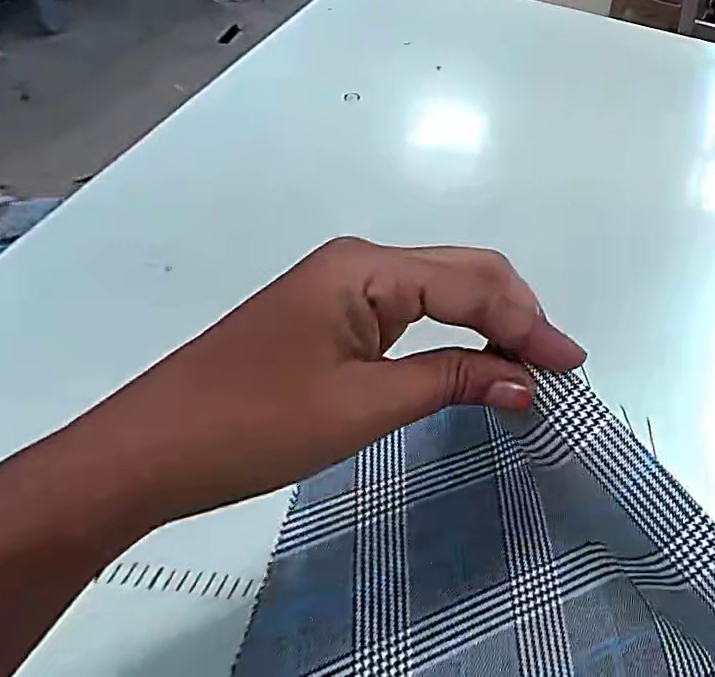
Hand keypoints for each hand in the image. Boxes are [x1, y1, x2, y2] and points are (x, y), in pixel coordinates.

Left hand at [57, 237, 586, 527]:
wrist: (144, 453)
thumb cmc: (252, 425)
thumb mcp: (363, 407)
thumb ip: (451, 382)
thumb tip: (526, 383)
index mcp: (368, 267)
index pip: (470, 283)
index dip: (526, 322)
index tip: (570, 361)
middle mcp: (364, 261)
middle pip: (463, 271)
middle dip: (516, 312)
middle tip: (556, 361)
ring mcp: (349, 284)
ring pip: (443, 286)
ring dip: (489, 319)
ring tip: (529, 359)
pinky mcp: (340, 310)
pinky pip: (417, 308)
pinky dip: (456, 330)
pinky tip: (477, 355)